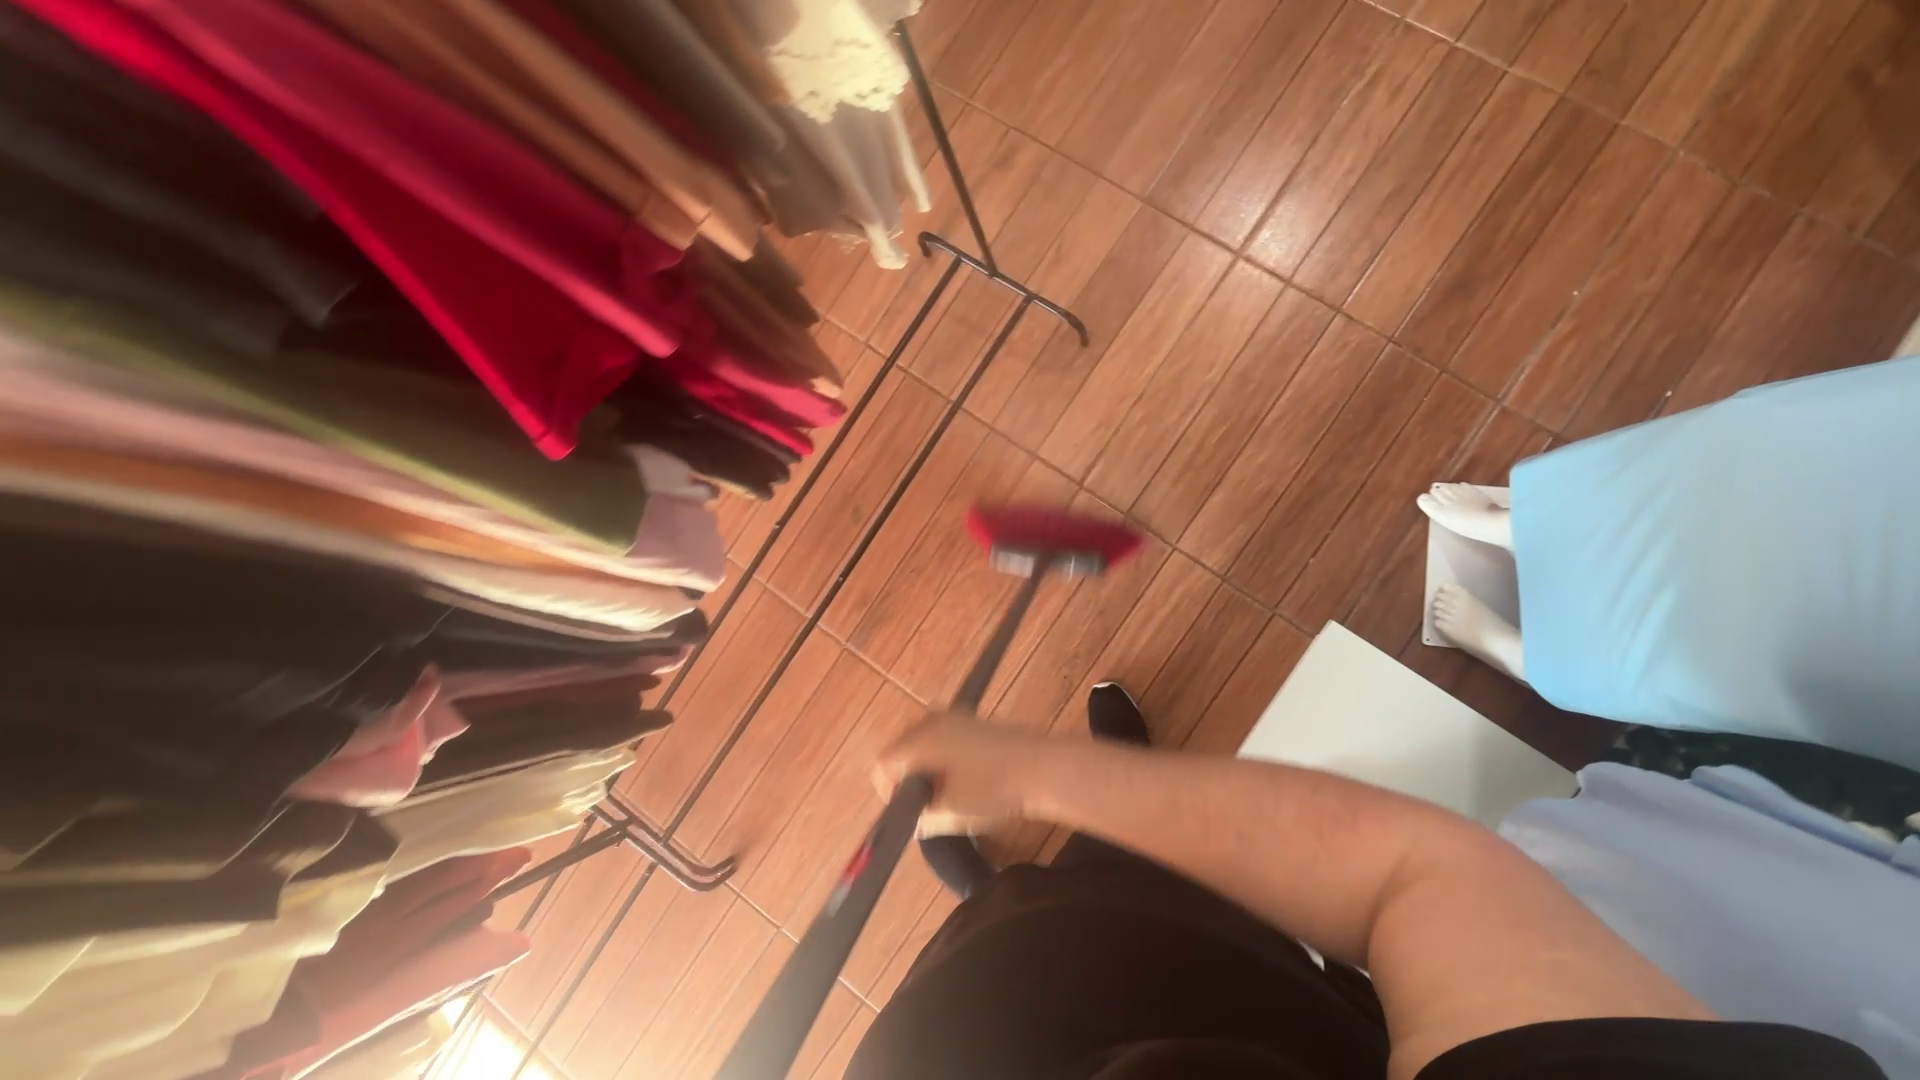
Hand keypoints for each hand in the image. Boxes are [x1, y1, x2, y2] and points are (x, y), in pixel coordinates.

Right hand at [872, 713, 1058, 835]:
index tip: (906, 814)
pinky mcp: (977, 720)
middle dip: (907, 777)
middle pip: (902, 747)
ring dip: (927, 766)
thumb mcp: (953, 812)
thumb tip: (917, 820)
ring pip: (925, 741)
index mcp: (920, 740)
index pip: (884, 762)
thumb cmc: (993, 790)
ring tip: (945, 794)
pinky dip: (945, 757)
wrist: (1044, 768)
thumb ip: (925, 818)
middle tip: (924, 805)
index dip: (887, 791)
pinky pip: (946, 737)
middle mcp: (933, 720)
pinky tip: (967, 779)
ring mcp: (957, 716)